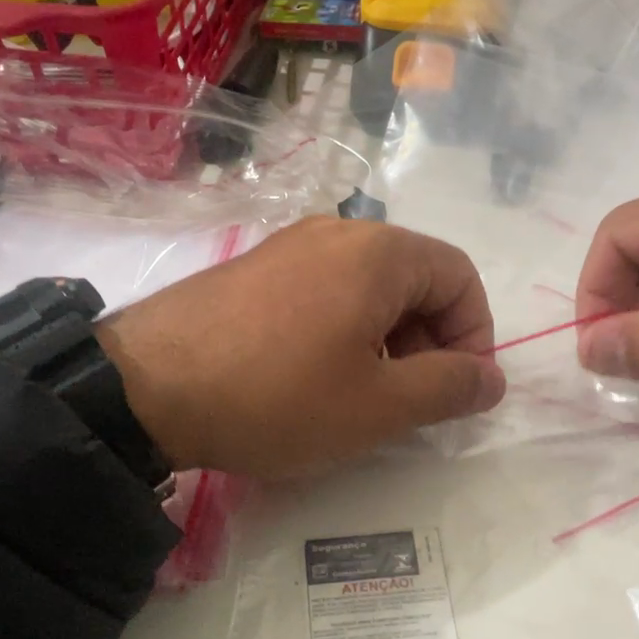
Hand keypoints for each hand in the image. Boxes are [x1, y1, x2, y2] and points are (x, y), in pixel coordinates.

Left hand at [98, 218, 506, 477]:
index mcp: (379, 252)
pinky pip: (323, 294)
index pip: (461, 276)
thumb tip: (492, 378)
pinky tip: (314, 382)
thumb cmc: (279, 397)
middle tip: (409, 404)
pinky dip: (342, 334)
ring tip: (361, 399)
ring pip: (368, 290)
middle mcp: (336, 232)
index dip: (475, 337)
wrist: (147, 388)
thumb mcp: (379, 406)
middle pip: (415, 279)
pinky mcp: (252, 271)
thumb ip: (449, 388)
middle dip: (430, 342)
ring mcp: (288, 247)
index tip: (456, 393)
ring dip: (386, 342)